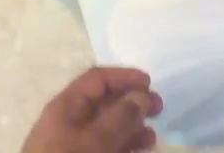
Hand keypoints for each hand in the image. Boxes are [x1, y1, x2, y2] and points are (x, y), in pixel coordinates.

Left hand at [22, 67, 162, 152]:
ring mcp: (72, 150)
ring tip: (152, 138)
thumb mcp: (94, 143)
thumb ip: (119, 118)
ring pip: (105, 131)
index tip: (150, 84)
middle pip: (102, 105)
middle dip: (131, 104)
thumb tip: (141, 95)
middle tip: (159, 109)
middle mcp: (67, 125)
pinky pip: (103, 151)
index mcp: (65, 109)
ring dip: (130, 130)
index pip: (96, 80)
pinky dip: (122, 150)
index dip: (124, 77)